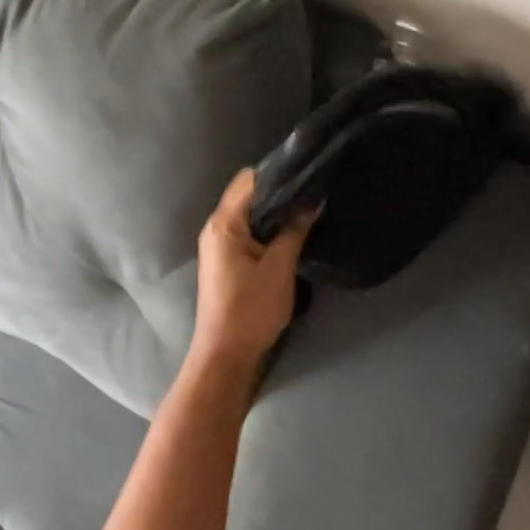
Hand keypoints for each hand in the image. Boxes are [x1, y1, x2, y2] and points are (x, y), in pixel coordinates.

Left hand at [188, 169, 314, 374]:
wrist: (226, 354)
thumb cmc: (251, 308)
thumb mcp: (279, 267)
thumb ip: (295, 230)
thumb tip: (312, 201)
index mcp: (224, 224)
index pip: (249, 180)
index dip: (278, 175)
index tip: (308, 176)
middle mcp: (216, 228)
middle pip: (248, 195)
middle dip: (279, 193)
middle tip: (313, 194)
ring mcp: (219, 246)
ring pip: (250, 215)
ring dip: (275, 214)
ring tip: (307, 212)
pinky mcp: (226, 261)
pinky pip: (248, 232)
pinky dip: (268, 230)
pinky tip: (291, 236)